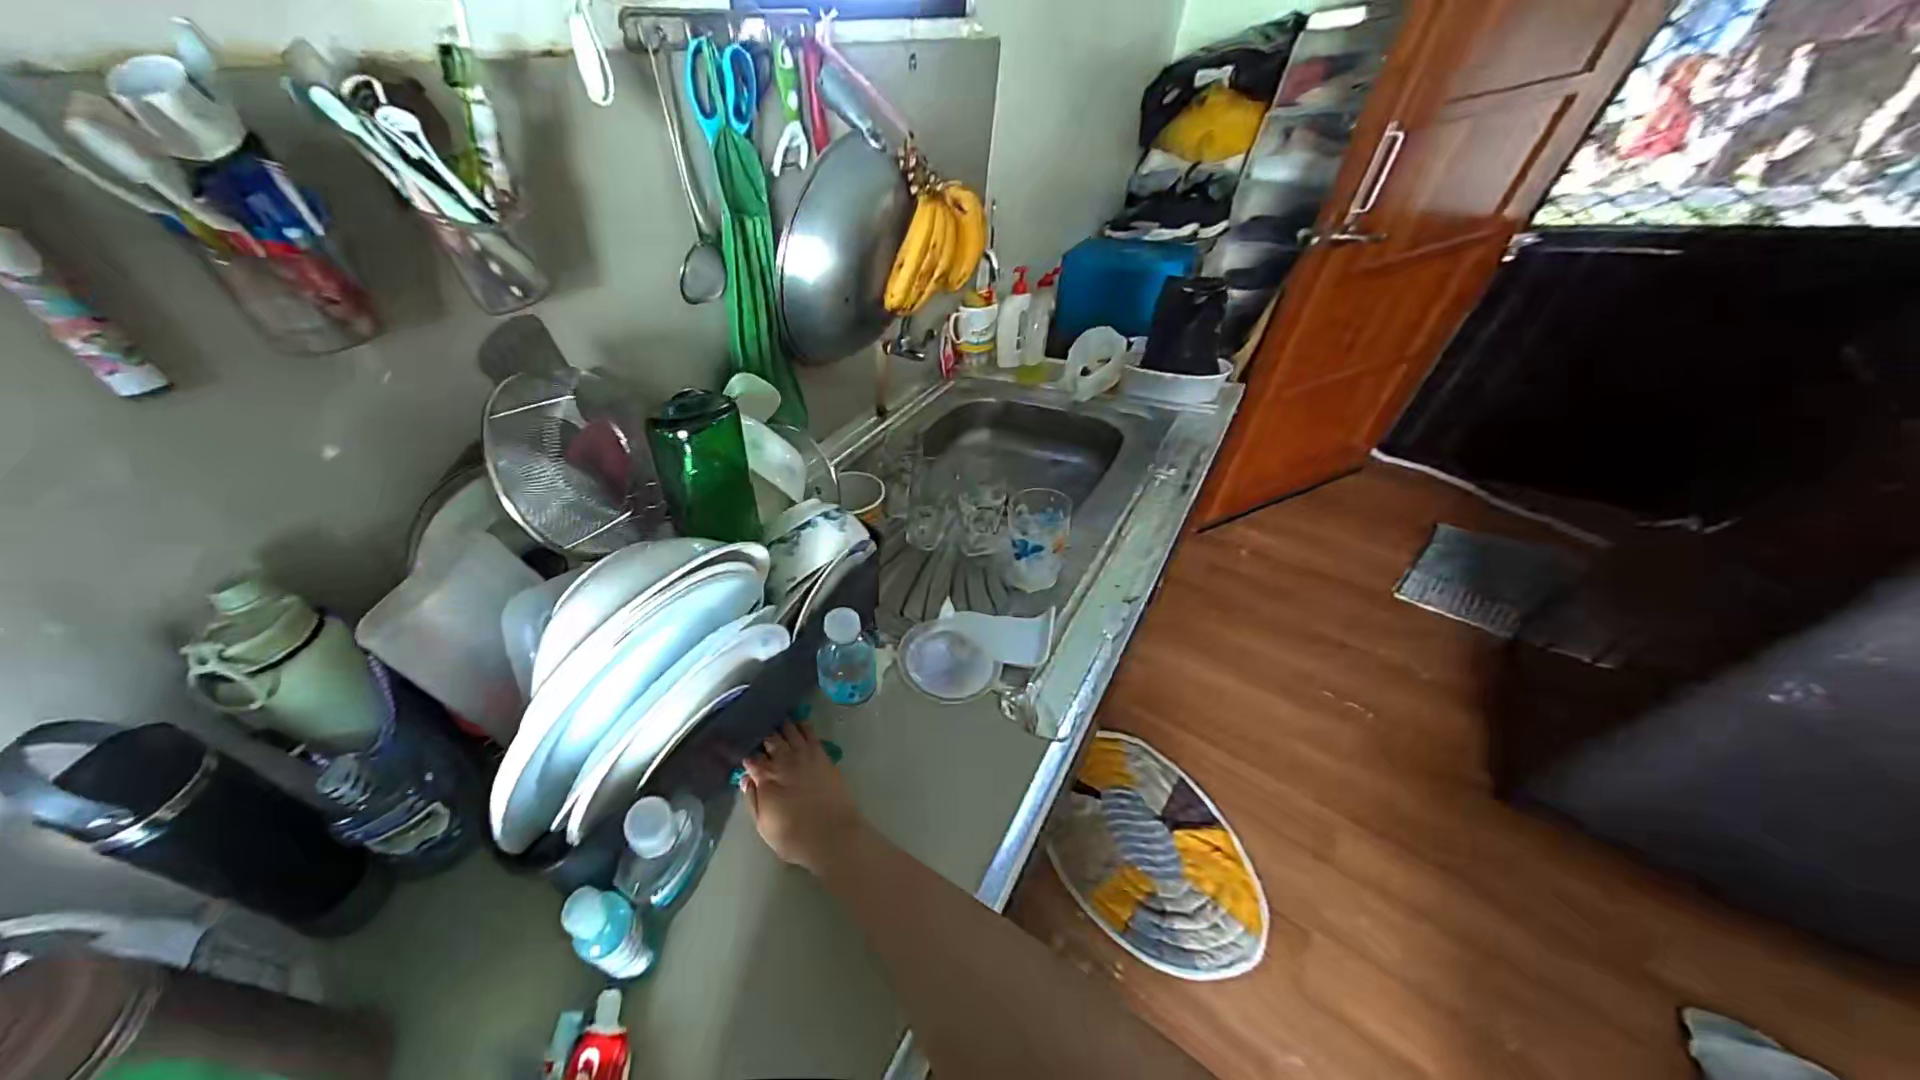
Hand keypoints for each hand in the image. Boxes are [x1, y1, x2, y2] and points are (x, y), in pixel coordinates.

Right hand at [741, 722, 863, 875]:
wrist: (832, 834)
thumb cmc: (794, 837)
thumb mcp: (763, 825)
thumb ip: (753, 800)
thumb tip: (745, 779)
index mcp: (766, 778)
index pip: (751, 758)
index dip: (745, 752)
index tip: (741, 748)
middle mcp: (784, 761)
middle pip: (770, 739)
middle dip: (762, 734)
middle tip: (757, 729)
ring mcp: (805, 755)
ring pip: (790, 731)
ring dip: (781, 725)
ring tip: (775, 720)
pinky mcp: (822, 755)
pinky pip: (810, 733)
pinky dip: (802, 725)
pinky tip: (798, 722)